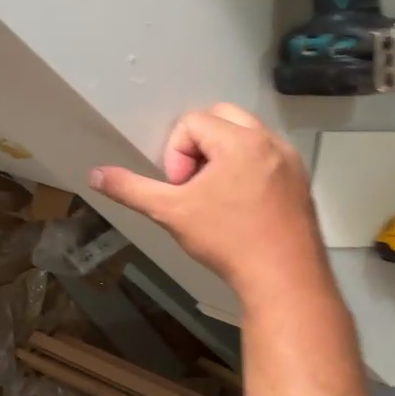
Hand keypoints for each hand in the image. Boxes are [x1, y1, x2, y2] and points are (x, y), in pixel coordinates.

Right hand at [88, 104, 324, 294]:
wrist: (284, 278)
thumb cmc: (226, 238)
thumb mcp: (168, 211)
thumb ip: (129, 188)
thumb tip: (94, 175)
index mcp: (240, 142)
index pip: (191, 123)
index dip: (175, 153)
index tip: (181, 188)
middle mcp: (270, 142)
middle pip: (222, 116)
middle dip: (198, 144)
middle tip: (194, 182)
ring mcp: (290, 161)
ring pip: (245, 135)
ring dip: (220, 154)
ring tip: (213, 194)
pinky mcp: (300, 180)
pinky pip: (264, 155)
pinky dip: (244, 167)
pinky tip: (237, 204)